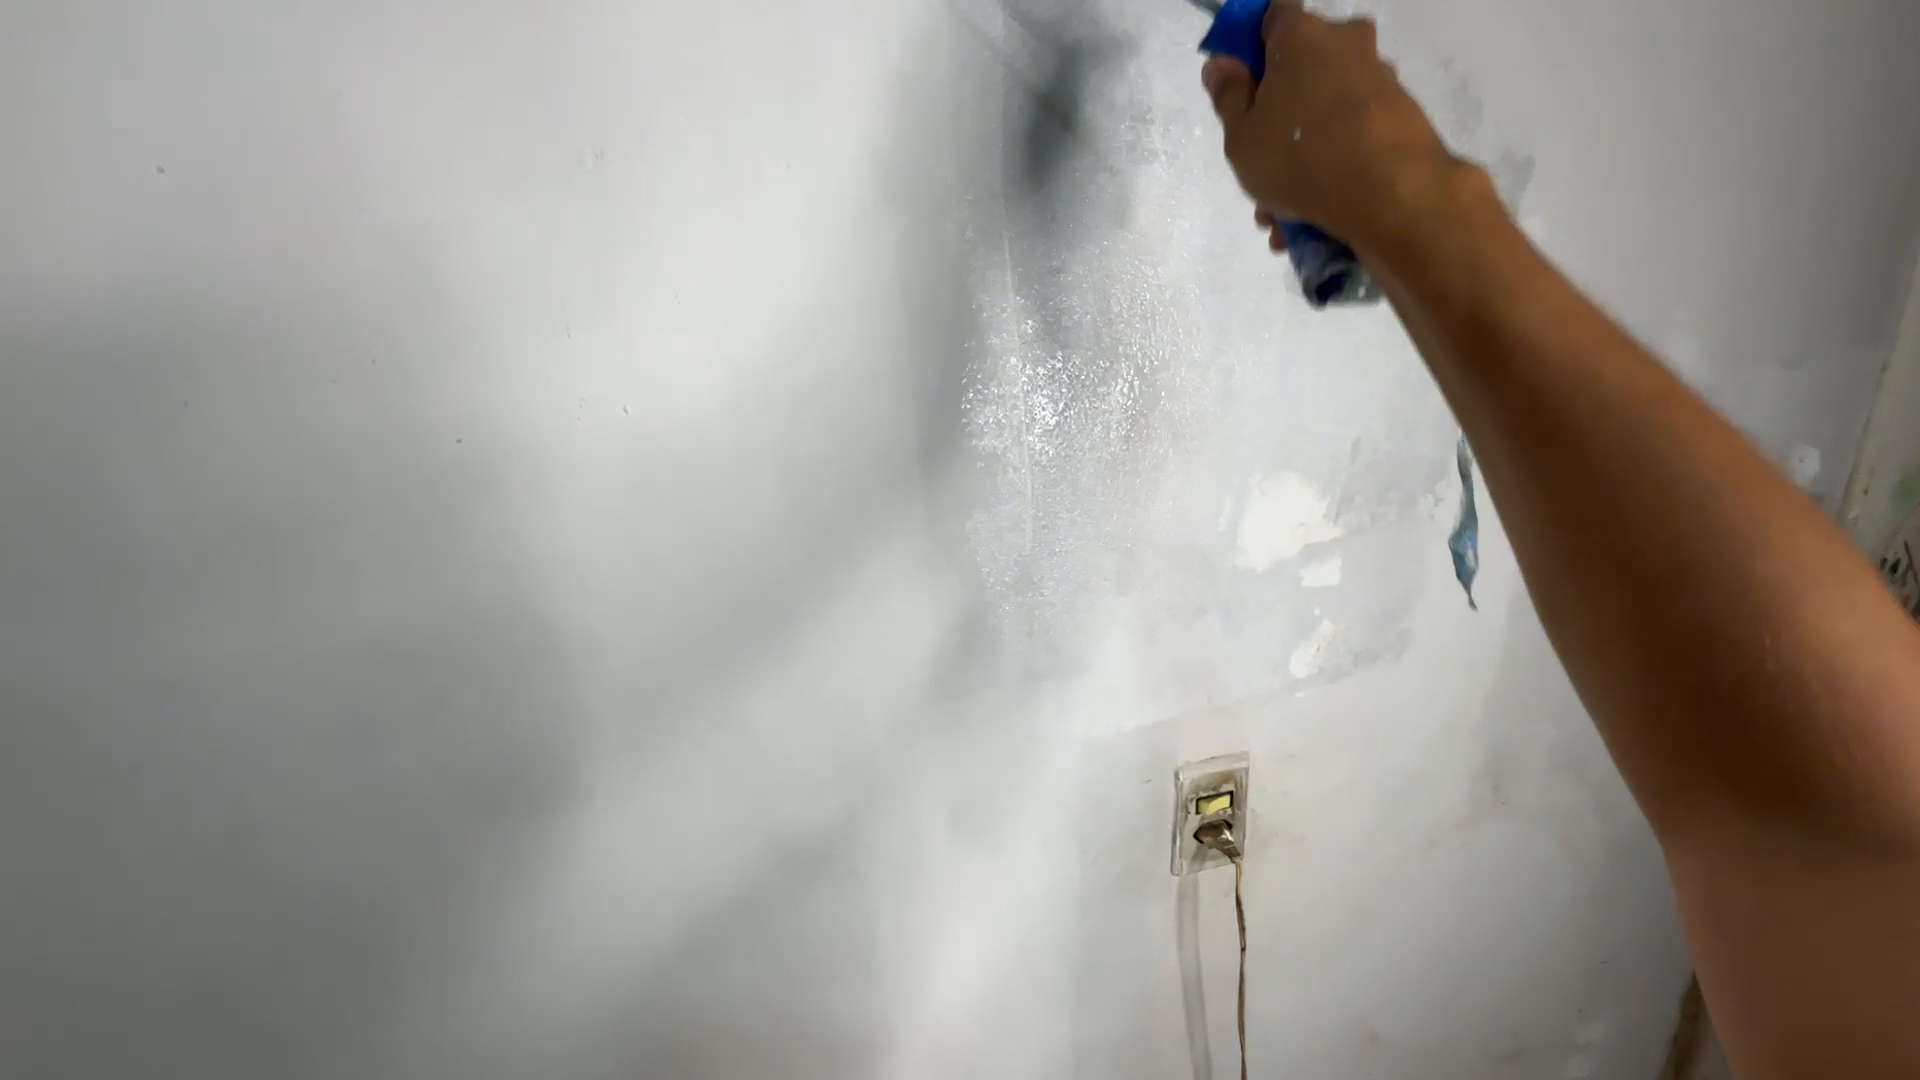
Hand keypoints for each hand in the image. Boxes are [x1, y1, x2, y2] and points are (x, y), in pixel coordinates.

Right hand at [1201, 4, 1459, 256]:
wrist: (1388, 192)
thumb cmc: (1298, 157)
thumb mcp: (1241, 138)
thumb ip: (1228, 98)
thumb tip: (1220, 64)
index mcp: (1301, 37)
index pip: (1273, 15)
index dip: (1253, 45)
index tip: (1241, 83)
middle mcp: (1345, 43)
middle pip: (1300, 72)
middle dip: (1276, 119)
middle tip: (1257, 168)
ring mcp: (1377, 78)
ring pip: (1323, 115)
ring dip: (1300, 158)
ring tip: (1281, 215)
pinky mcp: (1399, 114)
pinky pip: (1349, 139)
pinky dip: (1329, 171)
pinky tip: (1310, 217)